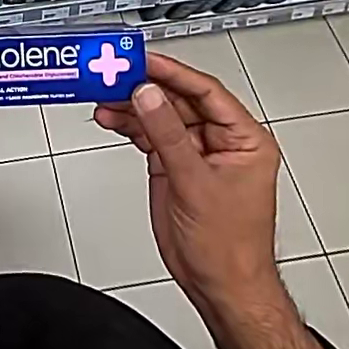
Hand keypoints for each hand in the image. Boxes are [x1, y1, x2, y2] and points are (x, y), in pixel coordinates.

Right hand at [93, 54, 281, 306]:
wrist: (218, 287)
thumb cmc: (231, 249)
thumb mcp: (196, 183)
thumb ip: (167, 134)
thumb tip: (148, 95)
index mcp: (243, 138)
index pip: (205, 91)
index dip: (173, 72)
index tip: (144, 60)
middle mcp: (219, 139)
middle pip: (178, 98)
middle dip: (145, 87)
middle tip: (115, 74)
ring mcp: (193, 150)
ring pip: (159, 113)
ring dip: (131, 105)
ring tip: (104, 96)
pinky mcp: (172, 162)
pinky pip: (148, 132)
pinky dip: (128, 124)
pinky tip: (110, 117)